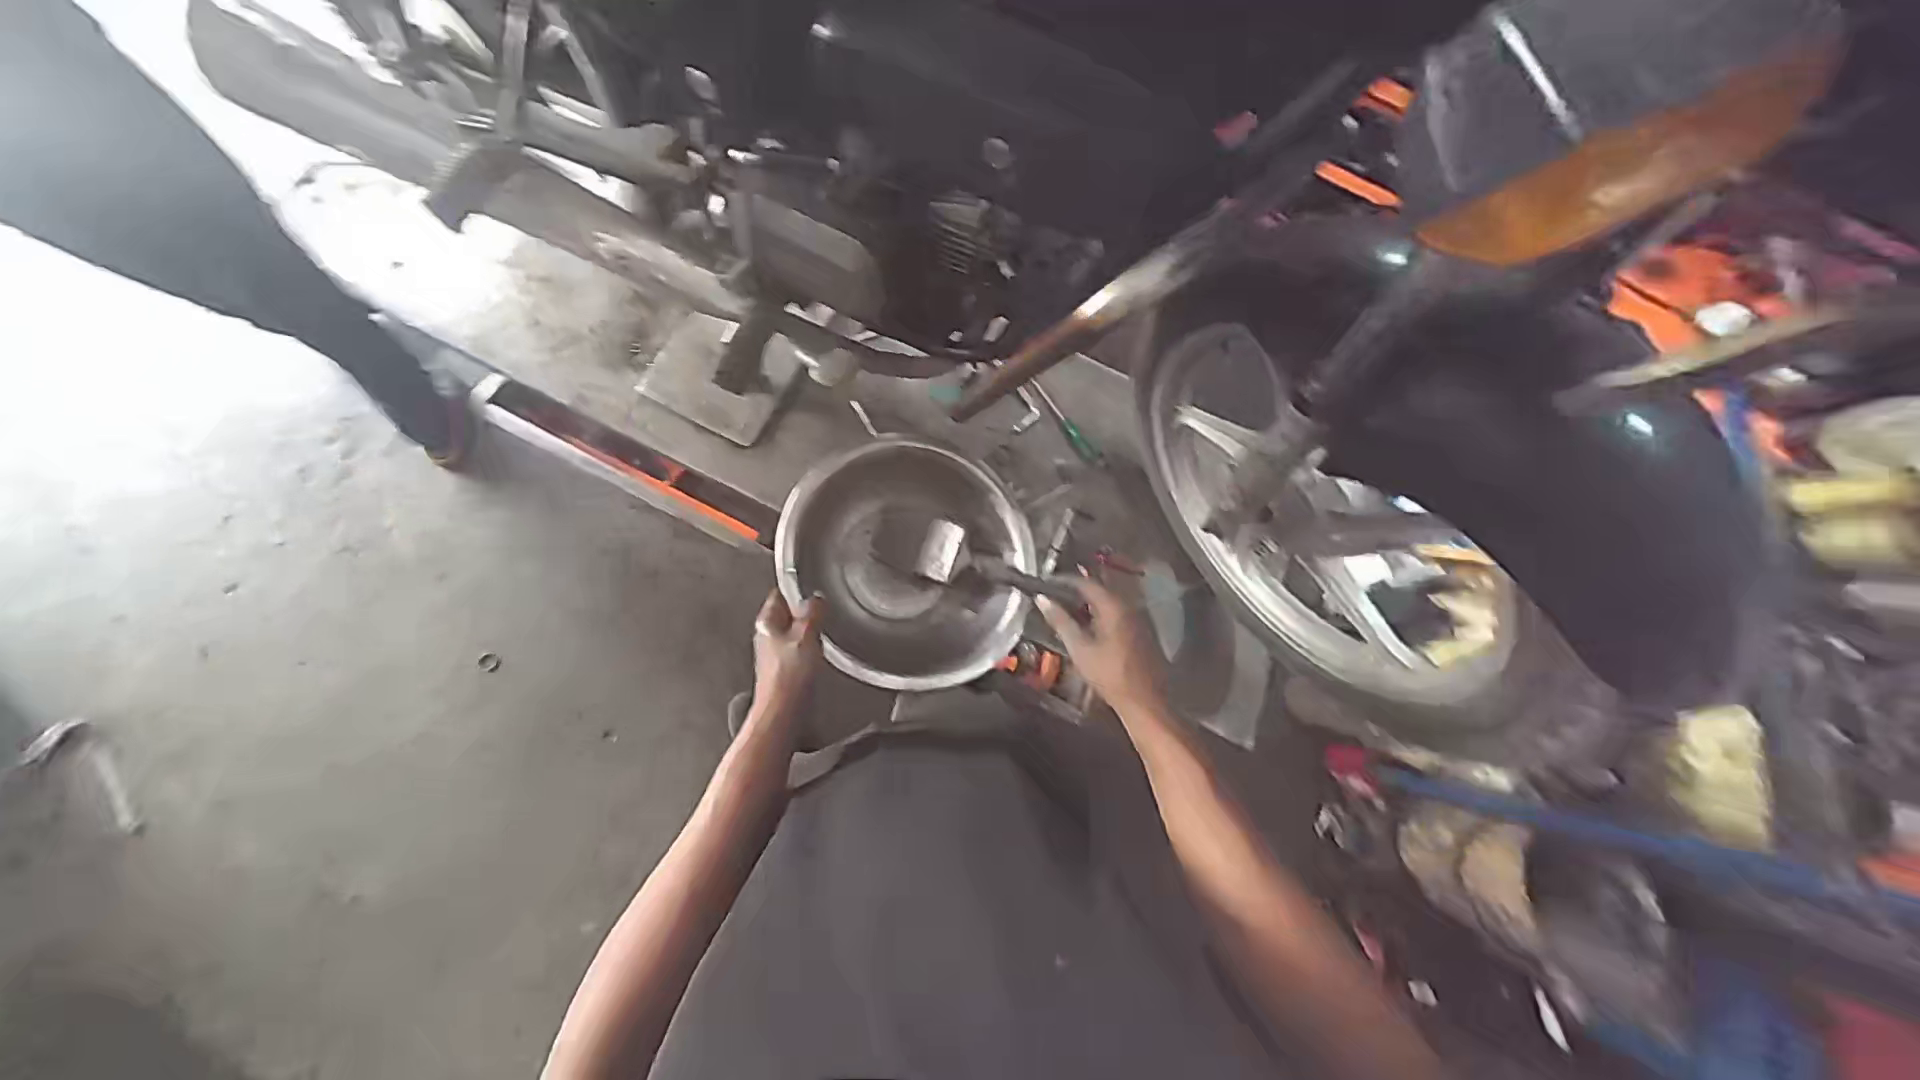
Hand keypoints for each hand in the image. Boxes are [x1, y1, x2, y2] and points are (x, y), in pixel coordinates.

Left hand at [751, 588, 822, 722]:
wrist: (782, 712)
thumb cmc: (789, 675)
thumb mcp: (806, 635)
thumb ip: (812, 613)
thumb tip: (817, 598)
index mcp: (767, 621)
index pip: (780, 592)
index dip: (798, 587)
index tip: (815, 587)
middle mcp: (767, 635)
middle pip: (789, 612)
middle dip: (807, 611)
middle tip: (825, 612)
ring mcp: (774, 653)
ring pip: (795, 632)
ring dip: (810, 631)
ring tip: (825, 634)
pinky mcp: (784, 669)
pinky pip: (799, 650)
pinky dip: (810, 649)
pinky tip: (820, 655)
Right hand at [1036, 573, 1165, 711]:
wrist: (1144, 701)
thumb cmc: (1109, 674)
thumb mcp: (1079, 648)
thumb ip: (1060, 621)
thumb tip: (1042, 599)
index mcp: (1113, 606)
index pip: (1086, 582)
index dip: (1064, 580)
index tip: (1046, 583)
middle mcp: (1129, 605)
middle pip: (1101, 586)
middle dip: (1077, 587)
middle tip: (1055, 592)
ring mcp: (1138, 616)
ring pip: (1110, 598)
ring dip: (1089, 599)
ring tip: (1068, 606)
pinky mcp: (1142, 629)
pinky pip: (1118, 609)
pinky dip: (1101, 610)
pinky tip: (1089, 622)